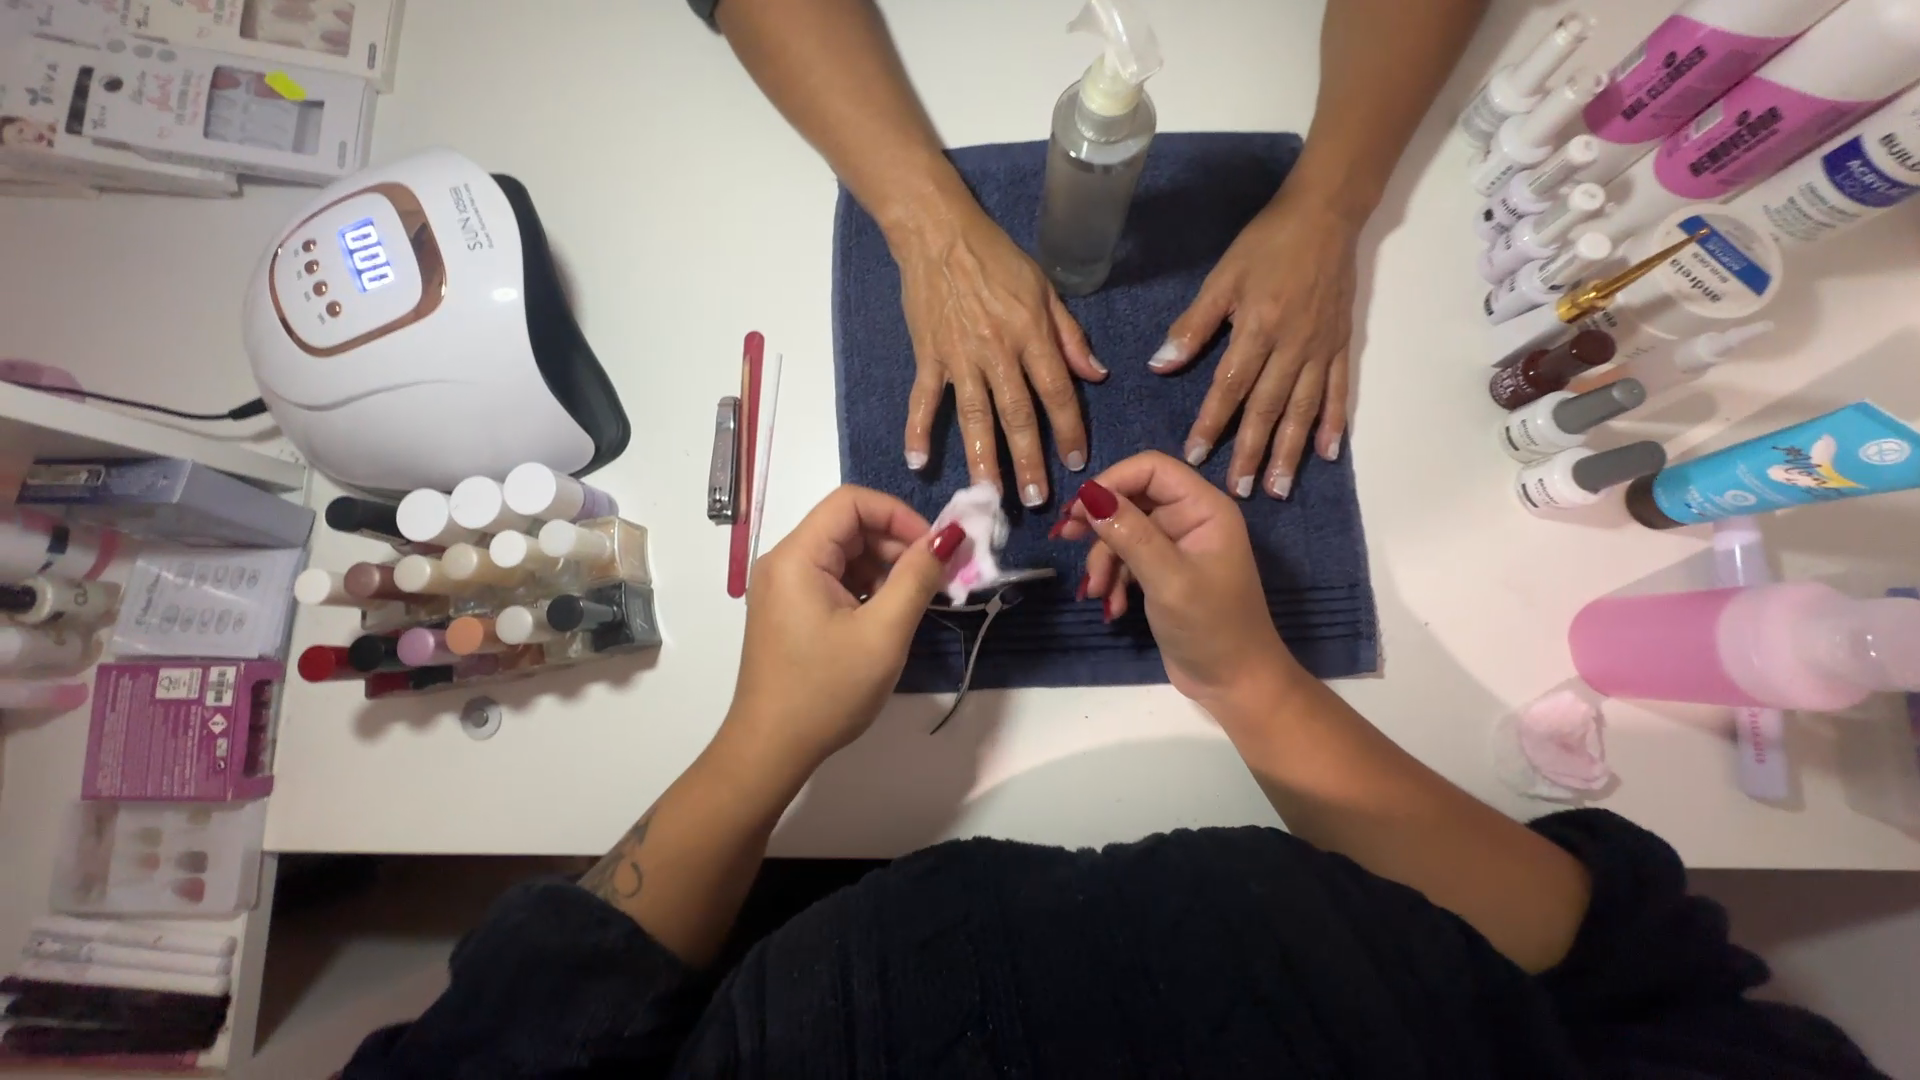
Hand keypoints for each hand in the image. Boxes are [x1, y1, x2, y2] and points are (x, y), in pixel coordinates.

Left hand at [728, 486, 963, 766]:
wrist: (772, 750)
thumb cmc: (827, 691)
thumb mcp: (883, 634)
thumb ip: (918, 577)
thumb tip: (950, 535)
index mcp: (797, 557)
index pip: (851, 502)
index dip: (899, 515)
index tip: (934, 549)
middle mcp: (785, 562)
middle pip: (848, 526)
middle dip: (896, 544)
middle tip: (936, 578)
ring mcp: (785, 587)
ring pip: (845, 554)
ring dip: (885, 568)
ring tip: (916, 602)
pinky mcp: (791, 610)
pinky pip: (835, 579)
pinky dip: (868, 588)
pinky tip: (889, 617)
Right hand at [893, 204, 1105, 507]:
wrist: (939, 234)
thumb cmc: (998, 258)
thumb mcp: (1045, 289)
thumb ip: (1069, 335)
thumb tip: (1096, 374)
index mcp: (1031, 334)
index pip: (1056, 391)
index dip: (1069, 429)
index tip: (1076, 462)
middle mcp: (998, 352)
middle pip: (1016, 414)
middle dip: (1028, 459)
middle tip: (1036, 498)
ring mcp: (959, 358)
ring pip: (973, 416)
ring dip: (982, 458)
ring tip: (989, 494)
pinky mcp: (928, 357)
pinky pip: (922, 399)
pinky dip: (917, 430)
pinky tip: (915, 462)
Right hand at [1052, 452, 1301, 708]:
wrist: (1234, 684)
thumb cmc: (1211, 627)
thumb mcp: (1167, 579)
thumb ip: (1129, 534)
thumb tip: (1088, 495)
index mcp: (1204, 509)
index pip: (1151, 469)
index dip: (1112, 481)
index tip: (1079, 509)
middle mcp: (1190, 519)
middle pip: (1131, 498)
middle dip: (1100, 524)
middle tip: (1065, 538)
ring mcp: (1176, 547)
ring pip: (1123, 532)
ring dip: (1103, 561)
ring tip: (1097, 592)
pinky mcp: (1162, 573)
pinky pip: (1126, 560)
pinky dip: (1114, 580)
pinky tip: (1113, 606)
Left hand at [1150, 190, 1360, 500]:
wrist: (1326, 215)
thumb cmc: (1265, 245)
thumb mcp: (1221, 278)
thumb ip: (1193, 325)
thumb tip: (1160, 365)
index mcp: (1257, 329)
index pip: (1230, 386)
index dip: (1212, 423)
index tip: (1196, 456)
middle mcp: (1292, 346)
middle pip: (1268, 408)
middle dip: (1253, 452)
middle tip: (1241, 491)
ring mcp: (1321, 349)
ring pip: (1304, 409)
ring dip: (1291, 451)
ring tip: (1280, 488)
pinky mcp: (1342, 345)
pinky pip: (1339, 390)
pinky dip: (1334, 423)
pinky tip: (1326, 454)